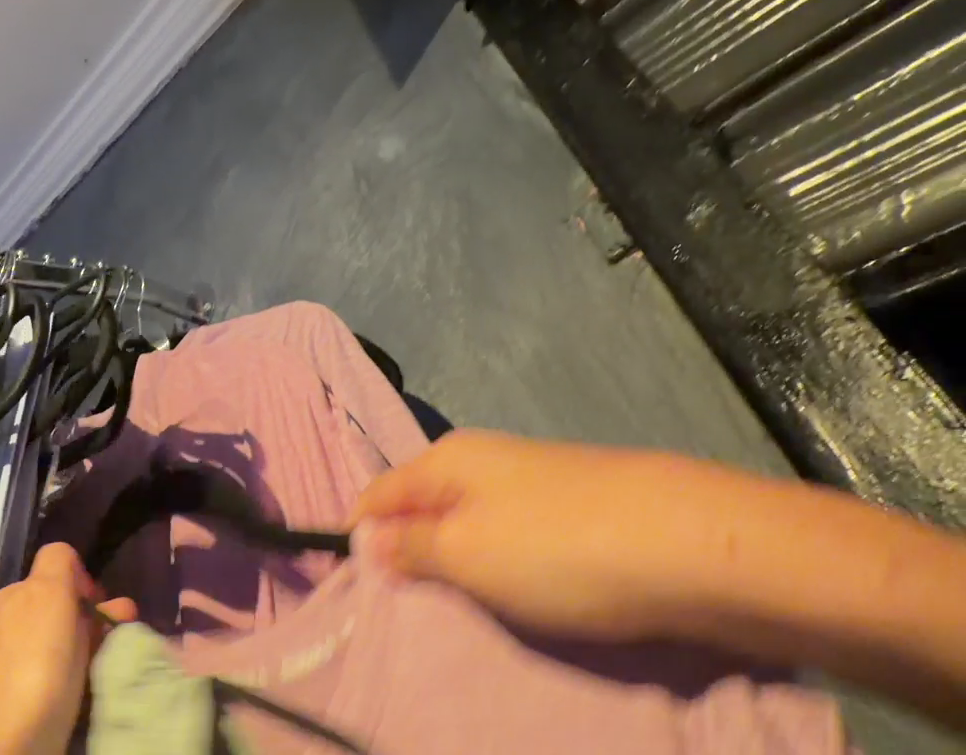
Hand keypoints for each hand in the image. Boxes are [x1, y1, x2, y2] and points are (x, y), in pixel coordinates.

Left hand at [0, 543, 138, 754]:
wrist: (5, 743)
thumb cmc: (34, 663)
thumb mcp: (48, 593)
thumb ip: (59, 563)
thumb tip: (72, 565)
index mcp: (15, 595)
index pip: (57, 572)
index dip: (84, 582)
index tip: (102, 605)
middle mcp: (11, 622)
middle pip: (62, 608)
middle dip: (95, 618)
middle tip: (123, 636)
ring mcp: (14, 663)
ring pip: (63, 643)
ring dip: (91, 648)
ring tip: (112, 663)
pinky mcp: (23, 701)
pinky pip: (58, 675)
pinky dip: (77, 677)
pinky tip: (89, 688)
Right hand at [352, 429, 755, 640]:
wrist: (701, 545)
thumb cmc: (558, 549)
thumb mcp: (466, 555)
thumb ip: (409, 547)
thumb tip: (366, 539)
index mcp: (444, 459)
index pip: (377, 493)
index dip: (360, 533)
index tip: (359, 582)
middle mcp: (484, 457)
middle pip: (426, 504)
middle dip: (415, 549)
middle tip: (420, 603)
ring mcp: (537, 477)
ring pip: (475, 519)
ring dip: (467, 558)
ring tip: (477, 603)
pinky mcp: (584, 503)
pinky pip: (522, 532)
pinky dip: (514, 561)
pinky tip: (535, 589)